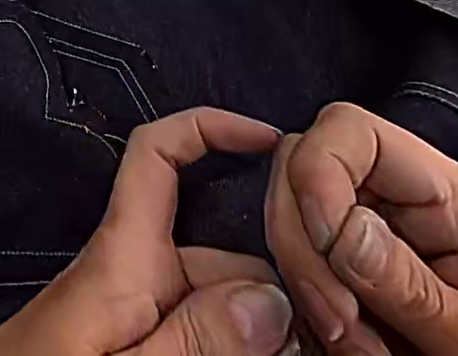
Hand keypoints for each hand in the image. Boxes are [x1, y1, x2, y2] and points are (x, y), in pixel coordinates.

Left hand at [0, 107, 296, 355]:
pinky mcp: (143, 343)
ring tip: (317, 351)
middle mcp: (139, 273)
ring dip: (263, 333)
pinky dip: (239, 348)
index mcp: (124, 253)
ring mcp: (142, 313)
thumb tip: (272, 301)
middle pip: (221, 251)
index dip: (210, 125)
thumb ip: (193, 340)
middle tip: (333, 336)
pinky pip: (202, 335)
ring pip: (221, 305)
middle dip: (274, 284)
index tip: (268, 137)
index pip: (159, 152)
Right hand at [265, 103, 457, 355]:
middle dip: (304, 237)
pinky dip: (307, 300)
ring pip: (294, 209)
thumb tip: (341, 231)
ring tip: (351, 340)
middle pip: (309, 162)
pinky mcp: (360, 268)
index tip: (325, 245)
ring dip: (306, 276)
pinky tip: (344, 341)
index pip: (357, 130)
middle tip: (338, 318)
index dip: (319, 170)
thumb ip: (423, 293)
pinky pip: (304, 258)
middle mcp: (413, 201)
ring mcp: (383, 230)